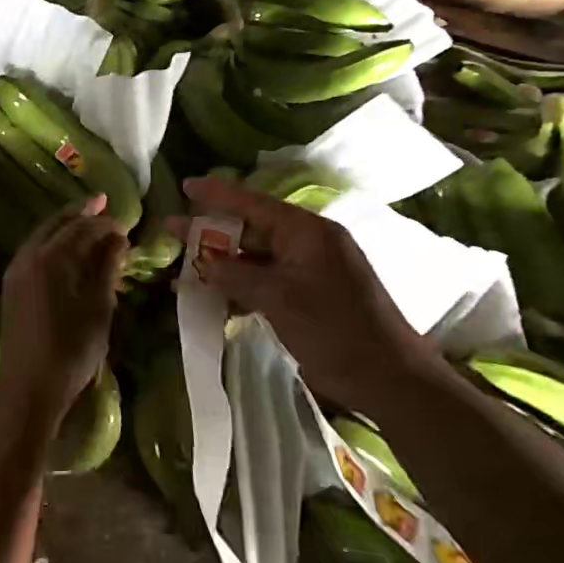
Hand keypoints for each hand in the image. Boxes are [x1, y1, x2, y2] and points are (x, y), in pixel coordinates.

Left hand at [0, 195, 124, 430]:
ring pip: (42, 237)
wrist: (28, 392)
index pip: (81, 228)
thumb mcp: (98, 307)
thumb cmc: (70, 350)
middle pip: (56, 225)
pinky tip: (68, 252)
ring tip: (89, 224)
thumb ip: (106, 268)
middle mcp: (27, 258)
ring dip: (66, 227)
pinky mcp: (13, 289)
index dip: (105, 223)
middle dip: (80, 214)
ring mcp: (16, 273)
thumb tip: (118, 238)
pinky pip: (35, 252)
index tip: (126, 222)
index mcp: (49, 259)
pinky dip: (54, 244)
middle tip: (103, 204)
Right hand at [169, 177, 433, 412]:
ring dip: (226, 263)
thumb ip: (237, 276)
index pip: (253, 202)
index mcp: (306, 231)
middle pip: (253, 228)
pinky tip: (216, 297)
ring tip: (186, 267)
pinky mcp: (311, 294)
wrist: (389, 377)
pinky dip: (243, 286)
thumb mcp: (280, 300)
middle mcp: (309, 242)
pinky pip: (269, 279)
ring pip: (258, 256)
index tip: (185, 185)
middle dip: (214, 232)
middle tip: (174, 232)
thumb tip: (202, 262)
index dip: (217, 194)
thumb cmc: (335, 330)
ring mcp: (311, 268)